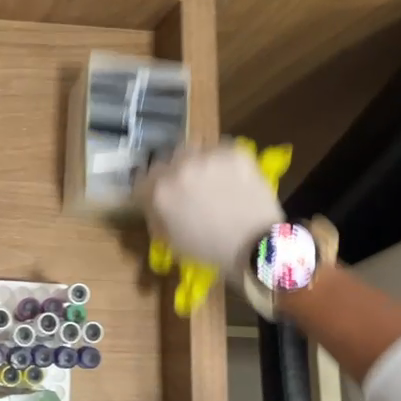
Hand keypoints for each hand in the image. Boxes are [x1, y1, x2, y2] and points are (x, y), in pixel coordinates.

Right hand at [140, 143, 282, 268]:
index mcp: (161, 191)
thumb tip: (154, 207)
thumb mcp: (172, 242)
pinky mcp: (235, 151)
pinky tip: (232, 177)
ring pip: (196, 150)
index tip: (158, 194)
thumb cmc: (212, 250)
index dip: (150, 187)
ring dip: (198, 162)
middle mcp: (180, 167)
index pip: (143, 179)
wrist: (257, 245)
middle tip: (189, 187)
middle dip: (175, 171)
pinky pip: (222, 150)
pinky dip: (224, 161)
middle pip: (169, 159)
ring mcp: (208, 156)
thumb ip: (158, 218)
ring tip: (212, 179)